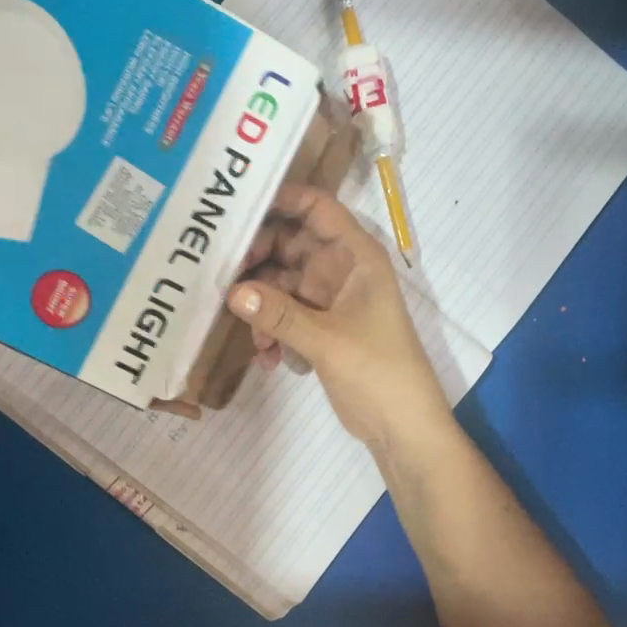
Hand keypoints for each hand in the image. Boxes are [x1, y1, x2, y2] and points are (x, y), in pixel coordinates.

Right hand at [227, 185, 451, 447]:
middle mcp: (340, 269)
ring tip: (254, 338)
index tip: (237, 209)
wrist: (403, 427)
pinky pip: (284, 316)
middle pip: (288, 245)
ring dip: (261, 307)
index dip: (281, 199)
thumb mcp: (327, 341)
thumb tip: (232, 293)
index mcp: (356, 256)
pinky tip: (268, 359)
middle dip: (256, 261)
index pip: (316, 208)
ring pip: (280, 285)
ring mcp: (329, 299)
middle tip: (223, 279)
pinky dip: (272, 332)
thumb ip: (279, 315)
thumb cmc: (379, 371)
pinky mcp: (320, 327)